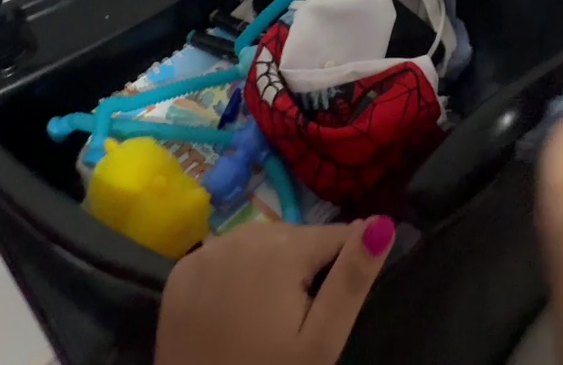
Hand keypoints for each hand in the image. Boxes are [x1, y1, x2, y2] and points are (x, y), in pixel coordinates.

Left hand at [155, 216, 395, 364]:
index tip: (333, 302)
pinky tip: (234, 310)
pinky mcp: (180, 272)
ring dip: (270, 266)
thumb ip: (353, 277)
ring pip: (259, 242)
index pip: (335, 234)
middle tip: (297, 321)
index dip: (344, 265)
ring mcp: (207, 251)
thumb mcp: (323, 340)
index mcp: (283, 247)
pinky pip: (223, 256)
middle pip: (295, 237)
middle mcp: (243, 235)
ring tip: (267, 318)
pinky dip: (234, 273)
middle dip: (304, 268)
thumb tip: (382, 222)